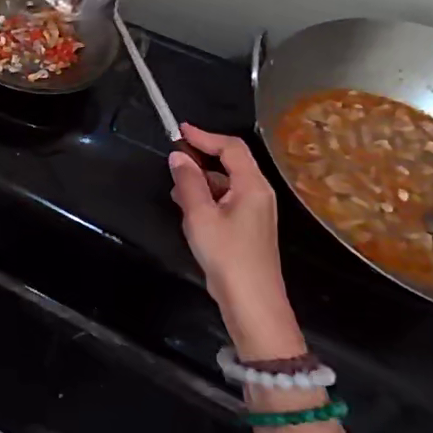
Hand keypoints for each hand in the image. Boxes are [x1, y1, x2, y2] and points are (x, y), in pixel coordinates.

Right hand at [169, 124, 306, 360]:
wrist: (252, 303)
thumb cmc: (227, 255)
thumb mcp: (200, 216)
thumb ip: (188, 183)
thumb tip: (178, 156)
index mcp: (253, 186)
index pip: (231, 147)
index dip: (205, 135)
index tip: (179, 129)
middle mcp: (259, 194)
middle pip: (231, 163)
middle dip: (202, 158)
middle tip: (173, 159)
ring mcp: (255, 212)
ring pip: (227, 184)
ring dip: (201, 181)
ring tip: (175, 188)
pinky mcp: (248, 229)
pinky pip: (226, 201)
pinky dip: (207, 198)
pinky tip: (188, 210)